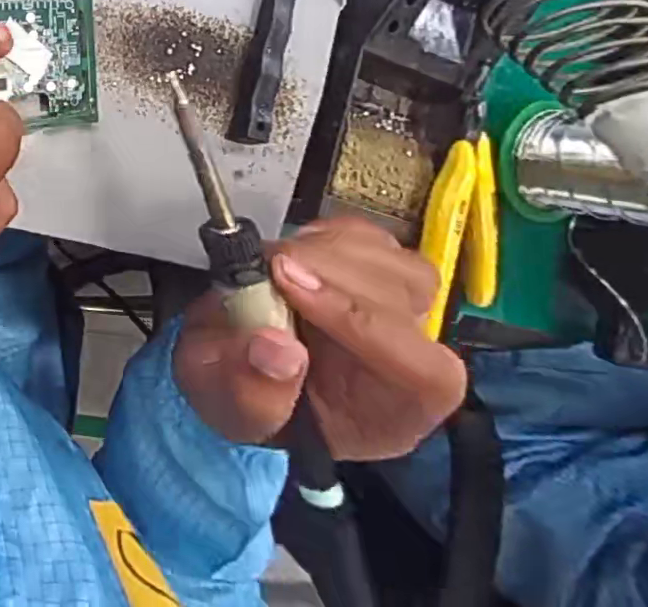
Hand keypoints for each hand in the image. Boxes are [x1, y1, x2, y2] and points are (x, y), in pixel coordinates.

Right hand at [173, 215, 466, 459]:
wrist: (238, 371)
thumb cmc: (246, 398)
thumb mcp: (232, 411)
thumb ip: (252, 392)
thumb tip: (276, 346)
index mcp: (393, 407)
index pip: (415, 363)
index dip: (353, 316)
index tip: (285, 282)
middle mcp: (411, 356)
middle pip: (402, 297)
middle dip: (323, 272)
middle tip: (260, 268)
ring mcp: (397, 310)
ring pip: (392, 261)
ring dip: (323, 252)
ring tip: (269, 265)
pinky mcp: (370, 273)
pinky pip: (367, 238)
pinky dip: (324, 234)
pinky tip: (289, 254)